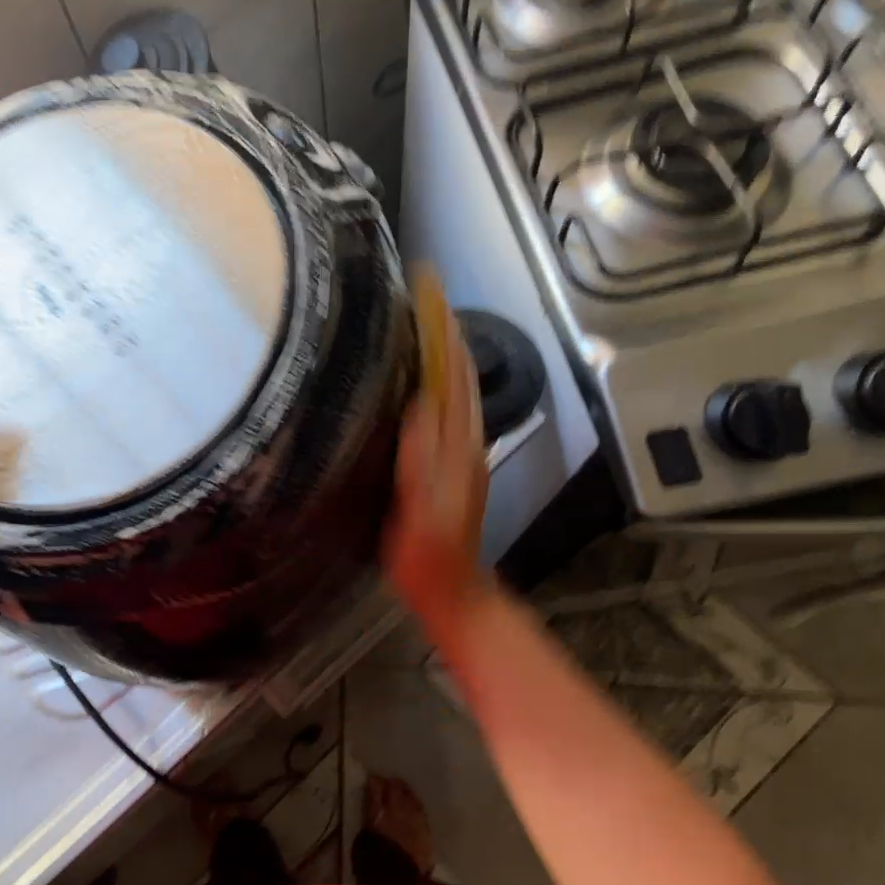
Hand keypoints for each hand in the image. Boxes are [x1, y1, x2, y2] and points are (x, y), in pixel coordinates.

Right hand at [383, 306, 489, 632]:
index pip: (452, 375)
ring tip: (427, 324)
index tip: (430, 295)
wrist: (450, 589)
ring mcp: (465, 452)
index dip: (442, 334)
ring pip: (459, 390)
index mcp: (457, 445)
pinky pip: (452, 407)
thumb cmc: (425, 553)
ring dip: (446, 354)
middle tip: (426, 298)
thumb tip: (420, 400)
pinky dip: (443, 380)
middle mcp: (466, 441)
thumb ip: (420, 455)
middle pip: (461, 376)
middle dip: (446, 334)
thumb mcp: (417, 507)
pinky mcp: (456, 462)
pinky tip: (427, 379)